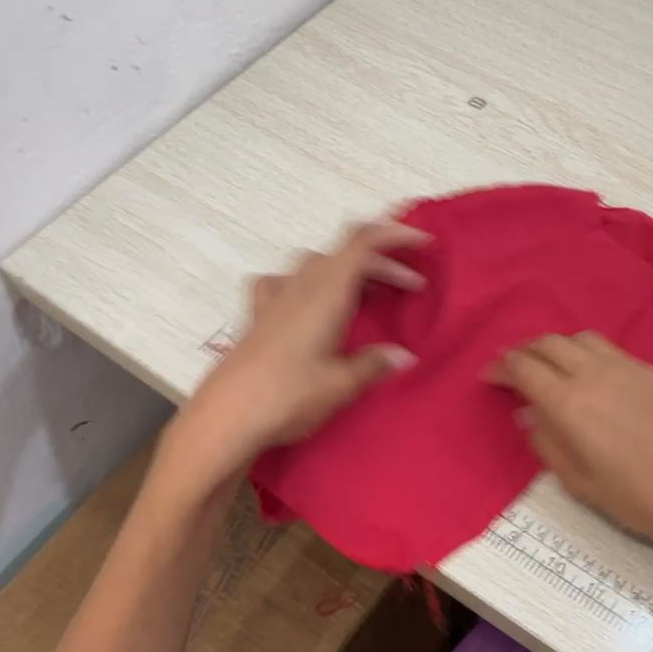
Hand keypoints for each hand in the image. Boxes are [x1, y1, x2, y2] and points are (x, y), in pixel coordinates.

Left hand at [171, 221, 428, 480]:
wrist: (228, 416)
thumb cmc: (289, 397)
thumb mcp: (341, 384)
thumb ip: (374, 364)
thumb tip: (404, 356)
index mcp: (326, 293)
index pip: (362, 243)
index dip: (395, 235)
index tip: (423, 244)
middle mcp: (300, 285)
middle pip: (344, 253)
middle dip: (382, 262)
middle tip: (411, 286)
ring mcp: (276, 298)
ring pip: (317, 264)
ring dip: (348, 270)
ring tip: (369, 293)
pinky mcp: (259, 315)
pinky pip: (287, 282)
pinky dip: (308, 282)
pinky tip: (310, 300)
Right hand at [487, 332, 652, 553]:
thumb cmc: (635, 499)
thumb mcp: (578, 482)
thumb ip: (547, 442)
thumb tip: (529, 414)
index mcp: (570, 403)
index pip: (524, 367)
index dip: (500, 368)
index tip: (489, 376)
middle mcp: (596, 374)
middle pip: (550, 343)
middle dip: (525, 351)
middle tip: (514, 368)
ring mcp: (629, 369)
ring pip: (582, 338)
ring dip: (558, 346)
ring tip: (550, 365)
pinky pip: (611, 350)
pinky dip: (588, 354)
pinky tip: (590, 375)